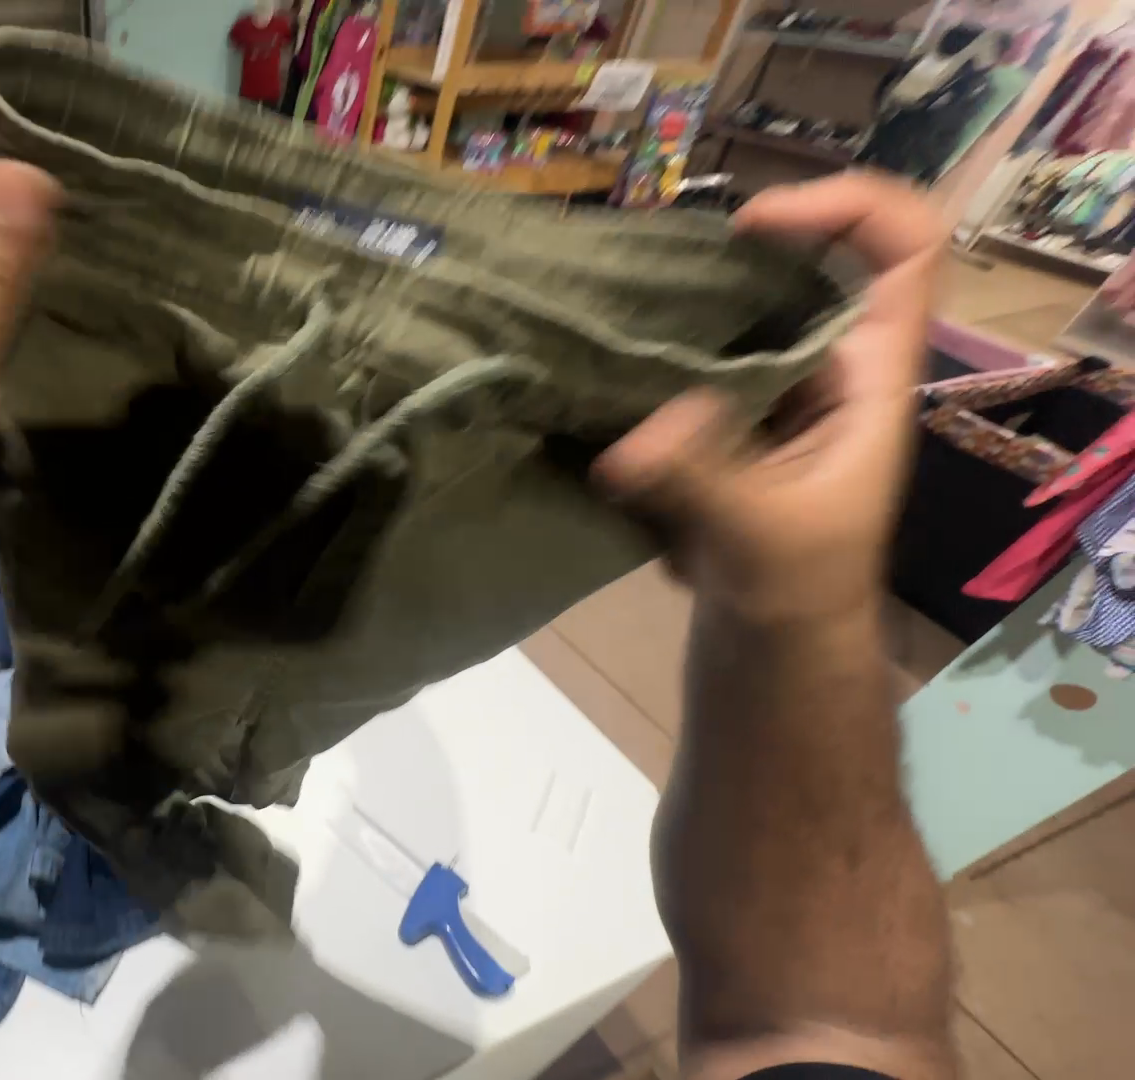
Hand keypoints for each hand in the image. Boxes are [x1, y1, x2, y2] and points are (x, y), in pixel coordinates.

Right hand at [594, 173, 944, 625]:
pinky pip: (682, 370)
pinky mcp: (710, 428)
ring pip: (732, 323)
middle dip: (729, 260)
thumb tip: (632, 441)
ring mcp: (760, 398)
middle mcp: (818, 372)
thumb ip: (702, 479)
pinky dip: (645, 358)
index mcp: (867, 378)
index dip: (844, 213)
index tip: (751, 224)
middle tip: (646, 271)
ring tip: (609, 310)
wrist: (767, 631)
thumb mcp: (761, 531)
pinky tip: (599, 363)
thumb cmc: (795, 581)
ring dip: (677, 309)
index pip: (898, 256)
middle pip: (799, 274)